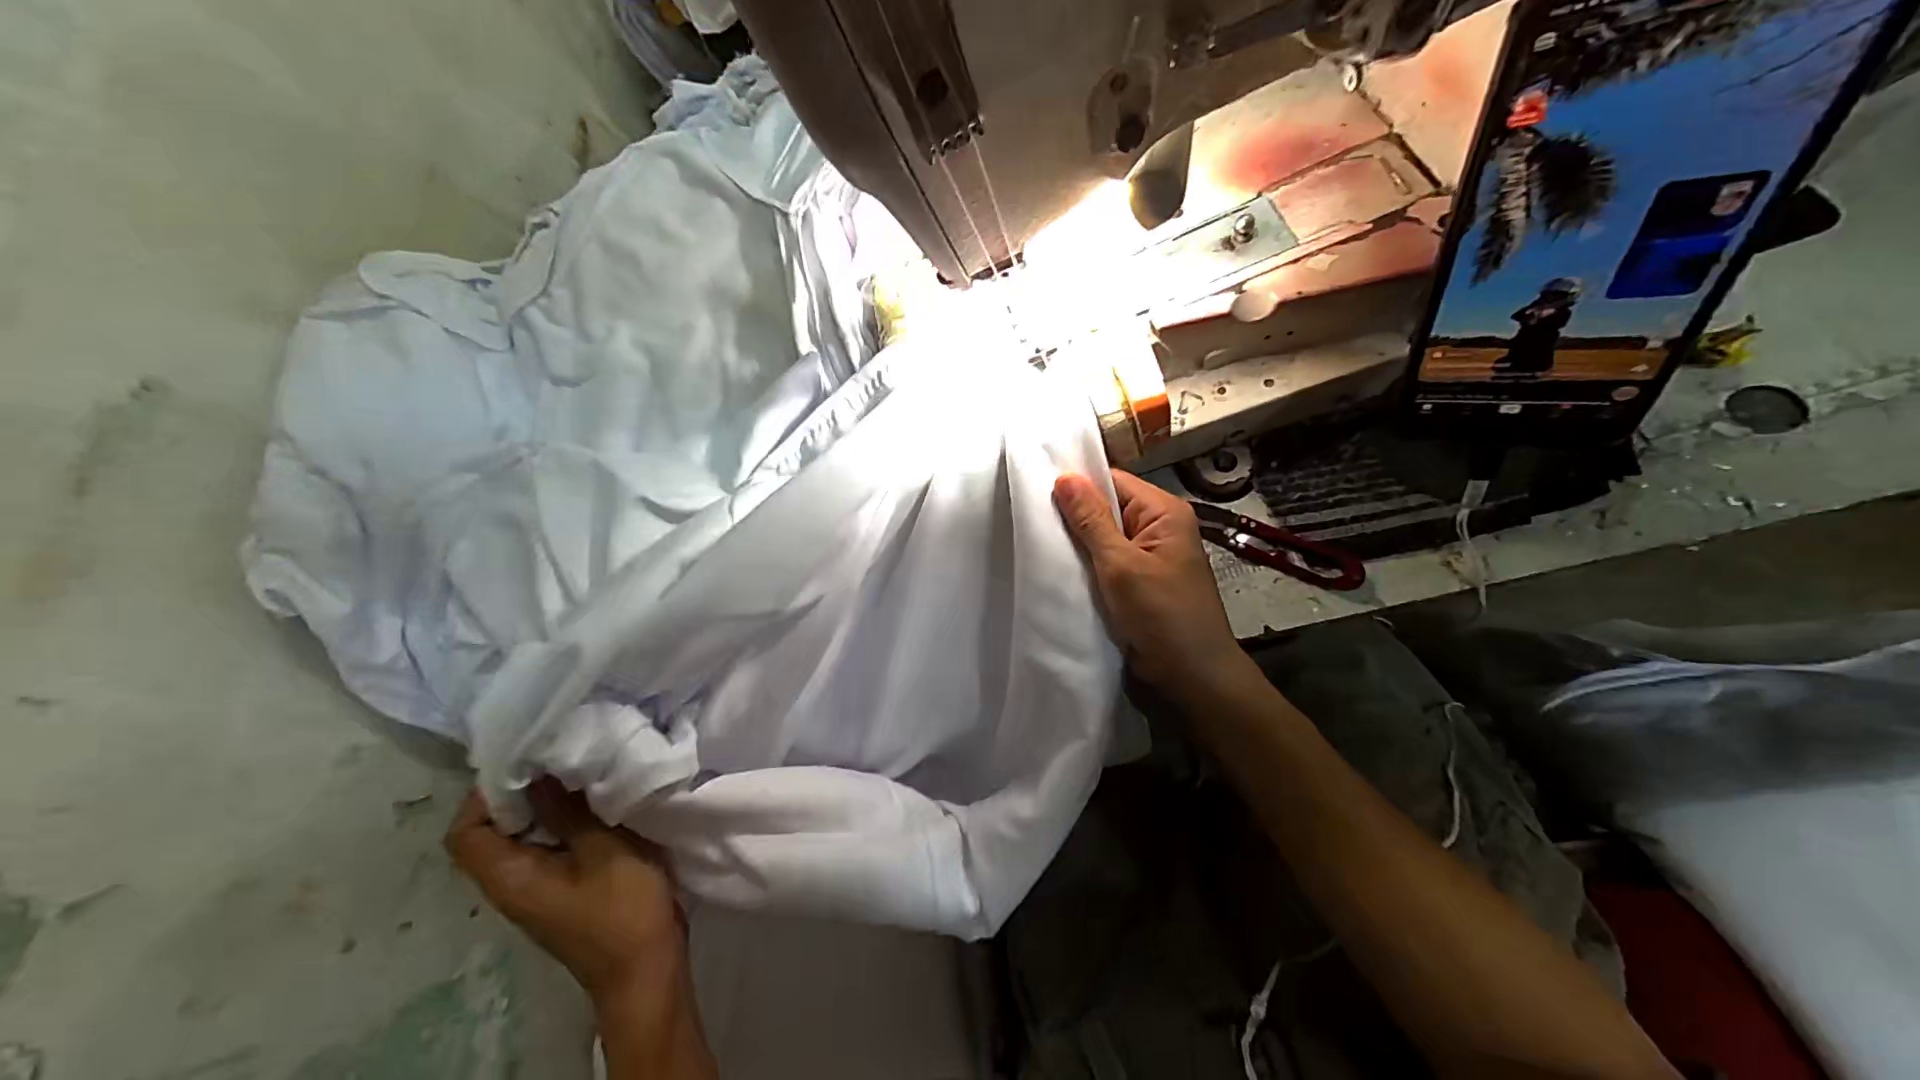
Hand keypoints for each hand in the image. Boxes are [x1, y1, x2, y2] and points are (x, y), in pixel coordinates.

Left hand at [444, 779, 685, 1005]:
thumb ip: (570, 811)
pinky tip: (597, 802)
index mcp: (510, 876)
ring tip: (581, 771)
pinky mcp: (562, 888)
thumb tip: (541, 771)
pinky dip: (564, 821)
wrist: (647, 969)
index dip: (484, 794)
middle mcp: (512, 883)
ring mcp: (538, 888)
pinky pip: (549, 846)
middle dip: (521, 790)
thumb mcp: (604, 850)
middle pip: (492, 830)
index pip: (466, 832)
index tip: (526, 759)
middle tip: (559, 756)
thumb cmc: (623, 910)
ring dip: (547, 804)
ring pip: (524, 837)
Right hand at [1053, 470, 1248, 693]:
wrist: (1191, 676)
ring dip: (1077, 545)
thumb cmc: (1161, 615)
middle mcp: (1158, 529)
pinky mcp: (1137, 584)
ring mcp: (1148, 558)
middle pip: (1106, 508)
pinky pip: (1106, 564)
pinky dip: (1085, 567)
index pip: (1113, 481)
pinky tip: (1058, 568)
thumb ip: (1091, 521)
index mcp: (1164, 513)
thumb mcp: (1121, 565)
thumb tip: (1065, 477)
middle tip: (1030, 520)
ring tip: (1037, 542)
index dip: (1077, 484)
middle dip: (1073, 516)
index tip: (1037, 491)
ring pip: (1102, 539)